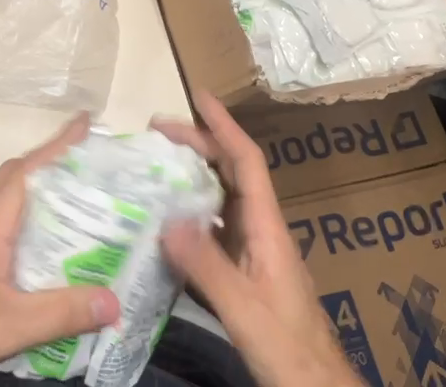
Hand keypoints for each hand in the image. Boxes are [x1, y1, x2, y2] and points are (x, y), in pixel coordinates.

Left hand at [0, 114, 120, 386]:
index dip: (57, 145)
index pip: (27, 171)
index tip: (84, 122)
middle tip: (90, 165)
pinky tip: (41, 253)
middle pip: (16, 179)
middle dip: (53, 165)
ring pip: (6, 204)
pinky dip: (25, 225)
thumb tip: (112, 301)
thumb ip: (60, 313)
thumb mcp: (7, 326)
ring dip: (39, 195)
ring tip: (77, 205)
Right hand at [153, 91, 361, 386]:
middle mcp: (262, 231)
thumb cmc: (289, 349)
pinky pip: (216, 226)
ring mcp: (256, 252)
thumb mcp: (245, 310)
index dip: (223, 125)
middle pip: (233, 172)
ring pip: (224, 197)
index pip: (247, 162)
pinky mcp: (246, 272)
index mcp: (268, 229)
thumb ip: (207, 266)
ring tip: (156, 163)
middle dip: (199, 142)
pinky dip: (191, 210)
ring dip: (194, 173)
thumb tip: (165, 217)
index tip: (198, 95)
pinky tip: (167, 219)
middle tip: (157, 129)